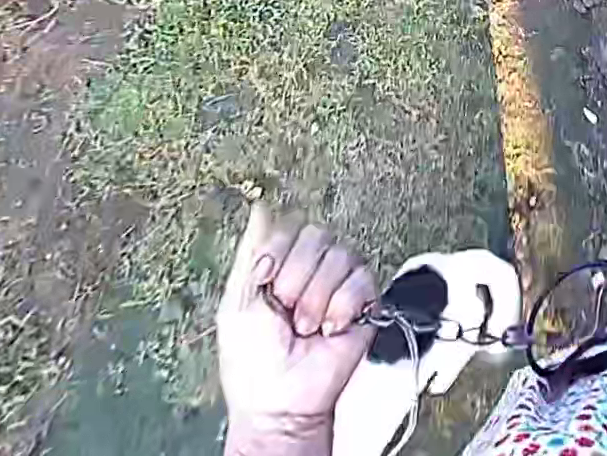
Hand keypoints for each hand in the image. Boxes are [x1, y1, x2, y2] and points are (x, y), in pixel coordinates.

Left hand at [218, 203, 378, 455]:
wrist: (282, 398)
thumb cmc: (253, 360)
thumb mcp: (237, 306)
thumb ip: (250, 254)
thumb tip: (259, 207)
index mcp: (286, 262)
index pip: (291, 227)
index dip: (278, 251)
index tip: (265, 278)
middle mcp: (317, 264)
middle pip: (317, 237)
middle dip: (296, 280)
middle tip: (287, 310)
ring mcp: (344, 277)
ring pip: (339, 257)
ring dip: (317, 300)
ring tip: (308, 327)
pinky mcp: (368, 293)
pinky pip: (360, 279)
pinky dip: (341, 308)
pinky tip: (331, 328)